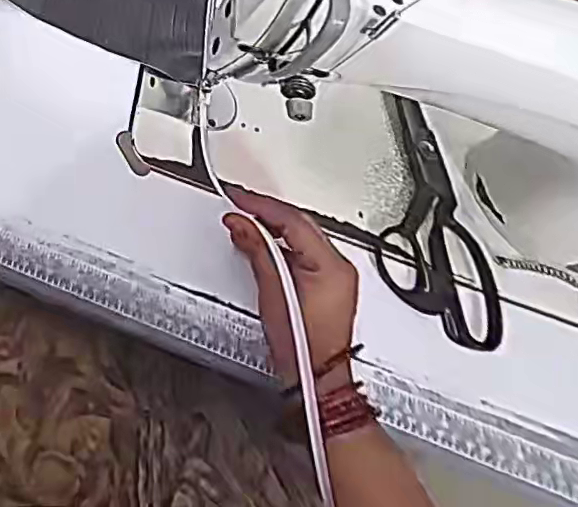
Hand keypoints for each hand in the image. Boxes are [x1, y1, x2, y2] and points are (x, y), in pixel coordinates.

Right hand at [223, 186, 358, 386]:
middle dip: (266, 211)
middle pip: (299, 223)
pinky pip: (304, 247)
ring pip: (301, 233)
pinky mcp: (329, 281)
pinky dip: (282, 240)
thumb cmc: (302, 344)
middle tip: (240, 204)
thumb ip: (257, 250)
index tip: (239, 198)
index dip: (261, 206)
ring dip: (273, 224)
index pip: (292, 221)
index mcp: (330, 266)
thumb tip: (242, 224)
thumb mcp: (272, 292)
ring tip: (247, 219)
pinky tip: (263, 240)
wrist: (318, 379)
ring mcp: (337, 274)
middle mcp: (338, 266)